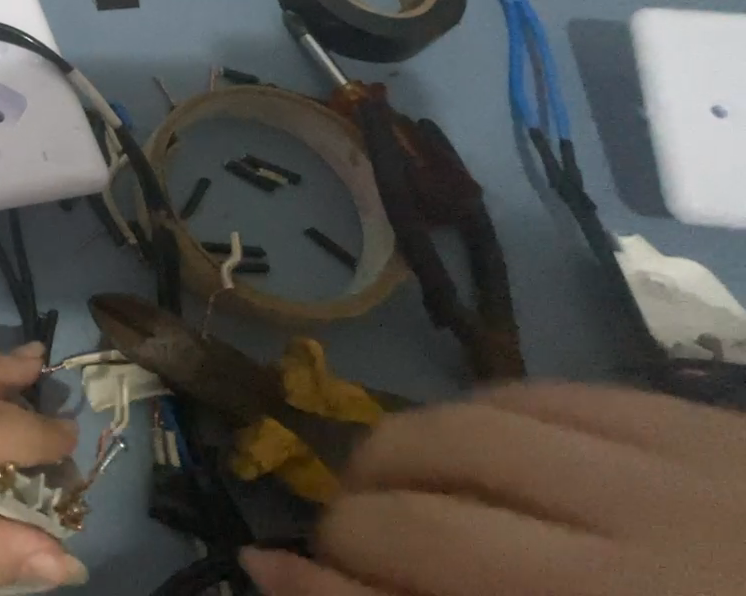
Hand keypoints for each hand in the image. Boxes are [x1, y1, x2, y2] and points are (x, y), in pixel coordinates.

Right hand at [242, 382, 745, 595]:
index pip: (418, 593)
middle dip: (350, 530)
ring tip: (396, 487)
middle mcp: (653, 576)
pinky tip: (482, 447)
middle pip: (421, 524)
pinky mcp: (718, 433)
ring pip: (467, 436)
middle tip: (351, 548)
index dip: (321, 591)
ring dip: (398, 459)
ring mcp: (692, 491)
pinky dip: (483, 418)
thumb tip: (278, 573)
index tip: (268, 569)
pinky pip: (549, 394)